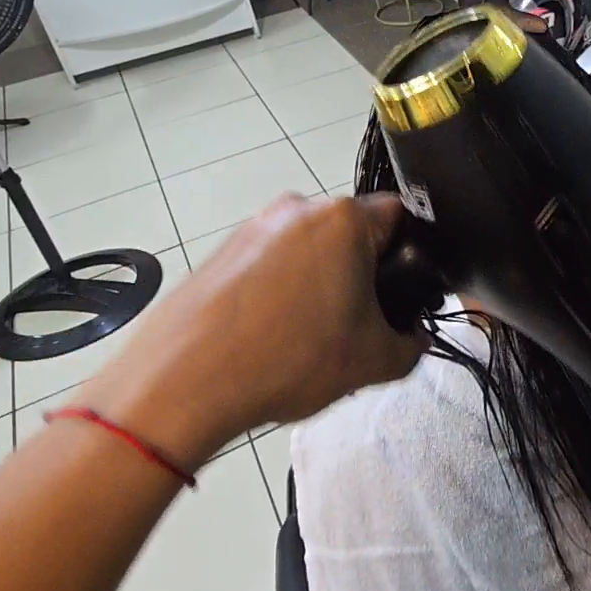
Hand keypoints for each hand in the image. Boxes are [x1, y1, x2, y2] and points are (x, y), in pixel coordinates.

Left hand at [77, 194, 428, 465]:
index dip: (410, 255)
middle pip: (352, 233)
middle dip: (362, 272)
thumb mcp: (373, 362)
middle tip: (358, 323)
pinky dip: (281, 289)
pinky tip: (270, 334)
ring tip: (307, 336)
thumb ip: (411, 346)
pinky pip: (272, 261)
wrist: (179, 383)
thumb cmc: (291, 359)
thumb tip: (411, 337)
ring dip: (320, 281)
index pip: (400, 216)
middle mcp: (299, 207)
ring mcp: (254, 226)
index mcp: (344, 219)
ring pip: (310, 248)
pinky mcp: (220, 250)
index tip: (401, 294)